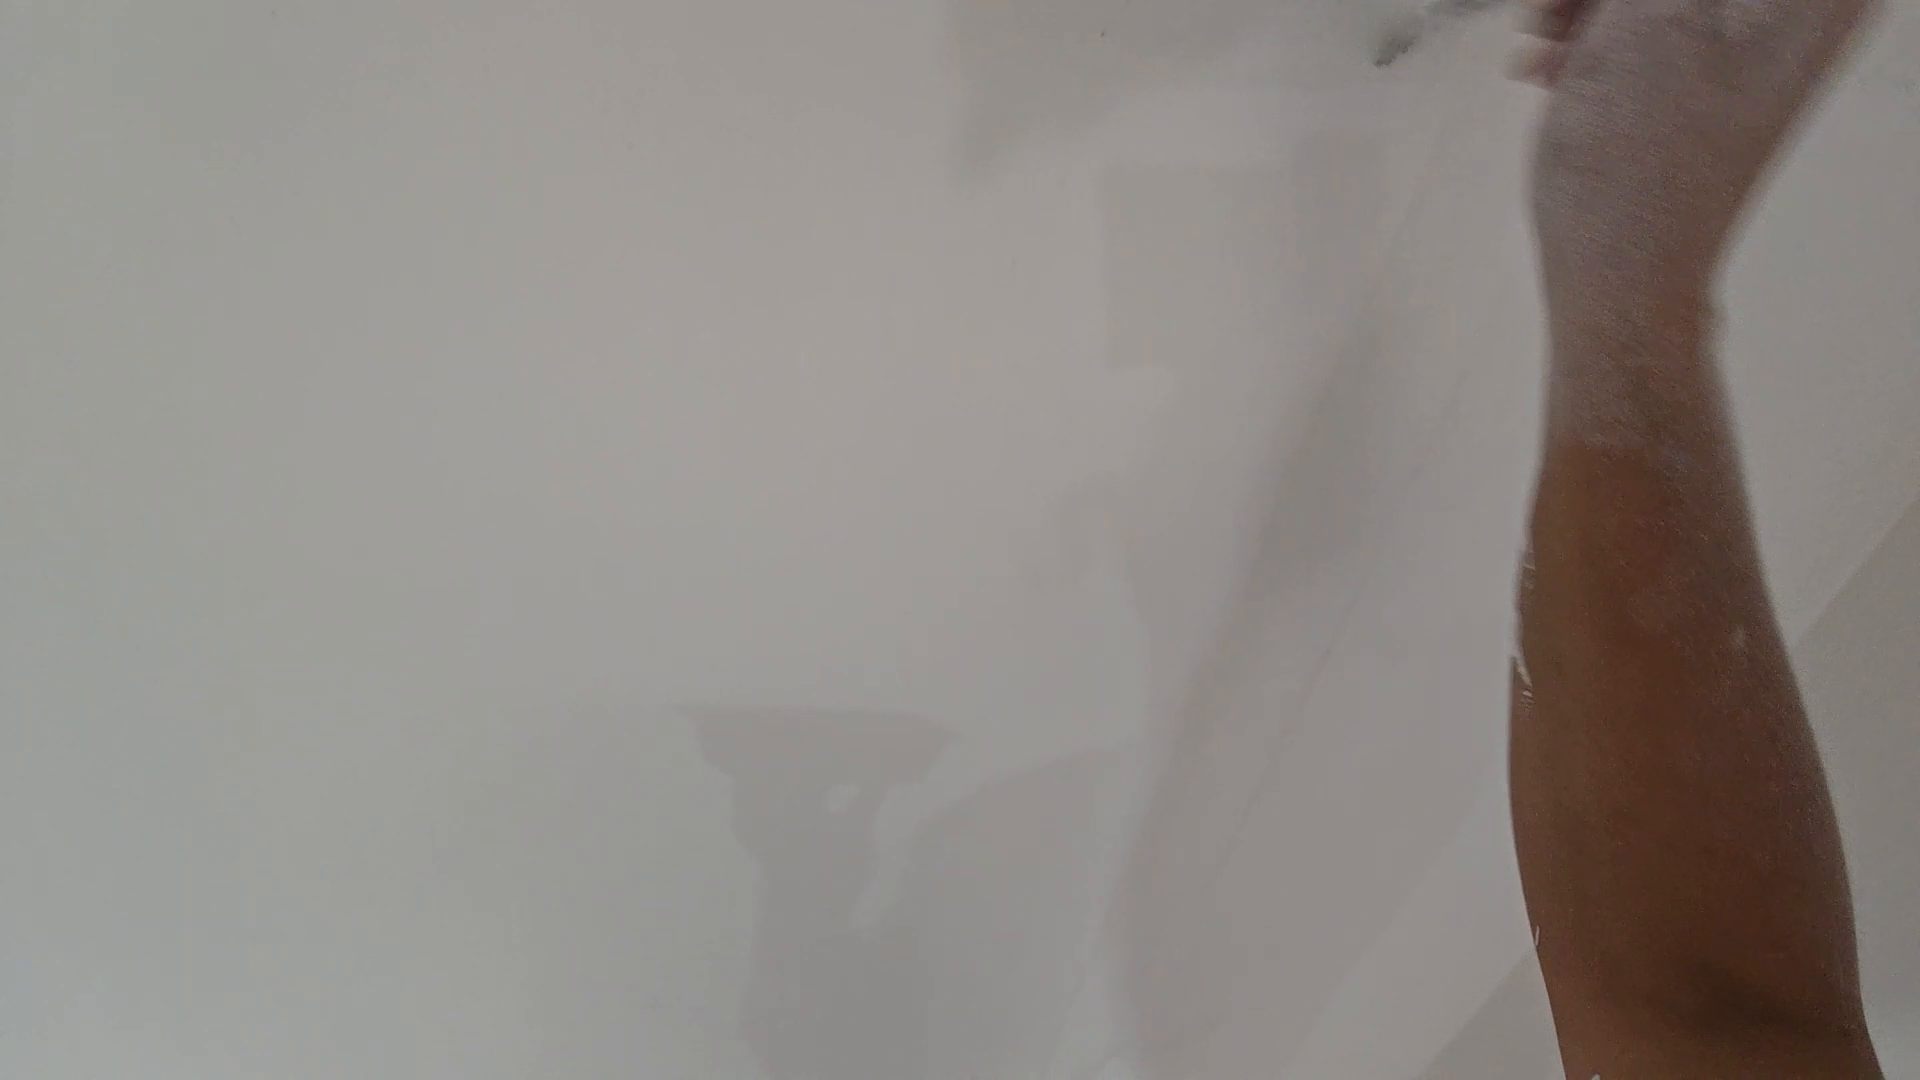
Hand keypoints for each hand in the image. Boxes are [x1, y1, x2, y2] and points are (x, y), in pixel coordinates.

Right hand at [1511, 0, 1875, 319]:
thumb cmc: (1631, 170)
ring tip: (1537, 38)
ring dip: (1591, 10)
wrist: (1621, 272)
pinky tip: (1550, 65)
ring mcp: (1752, 52)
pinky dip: (1599, 42)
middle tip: (1548, 7)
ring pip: (1662, 4)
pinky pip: (1655, 37)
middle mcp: (1796, 9)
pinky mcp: (1708, 88)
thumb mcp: (1637, 31)